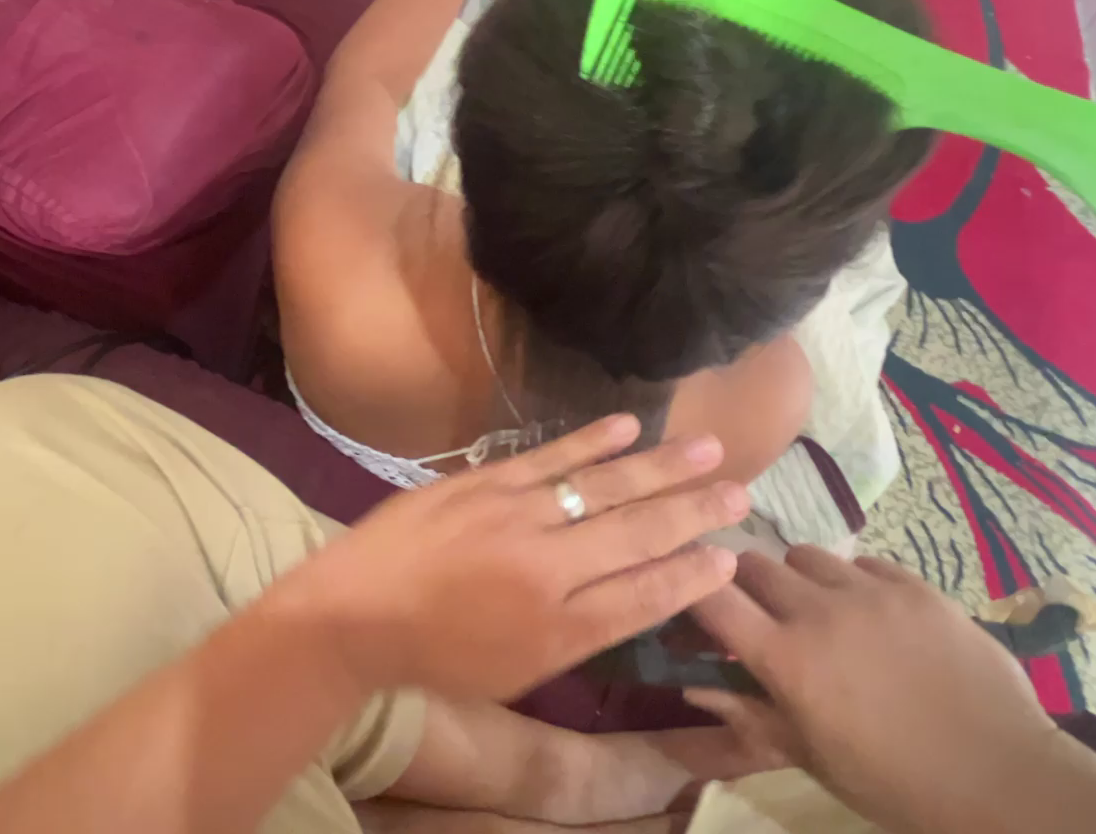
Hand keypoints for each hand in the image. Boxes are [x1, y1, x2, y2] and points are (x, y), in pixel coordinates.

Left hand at [262, 415, 749, 700]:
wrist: (355, 611)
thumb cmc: (437, 654)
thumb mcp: (517, 670)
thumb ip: (578, 634)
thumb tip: (635, 596)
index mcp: (557, 628)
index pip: (644, 596)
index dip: (692, 577)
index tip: (730, 557)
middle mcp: (546, 567)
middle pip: (636, 534)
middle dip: (694, 512)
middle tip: (740, 491)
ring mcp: (513, 515)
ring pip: (601, 487)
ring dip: (659, 466)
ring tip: (708, 448)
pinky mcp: (483, 482)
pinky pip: (547, 457)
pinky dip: (590, 440)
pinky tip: (628, 425)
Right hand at [687, 549, 1066, 832]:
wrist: (1009, 785)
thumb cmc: (895, 784)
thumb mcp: (810, 757)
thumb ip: (747, 714)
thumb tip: (691, 689)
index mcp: (786, 658)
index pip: (710, 595)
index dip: (691, 586)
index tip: (691, 595)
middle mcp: (817, 611)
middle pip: (751, 563)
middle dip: (743, 582)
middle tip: (759, 610)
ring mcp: (870, 593)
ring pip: (804, 555)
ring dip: (797, 577)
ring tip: (819, 608)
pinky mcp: (915, 587)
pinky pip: (862, 563)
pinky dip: (852, 581)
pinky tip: (873, 615)